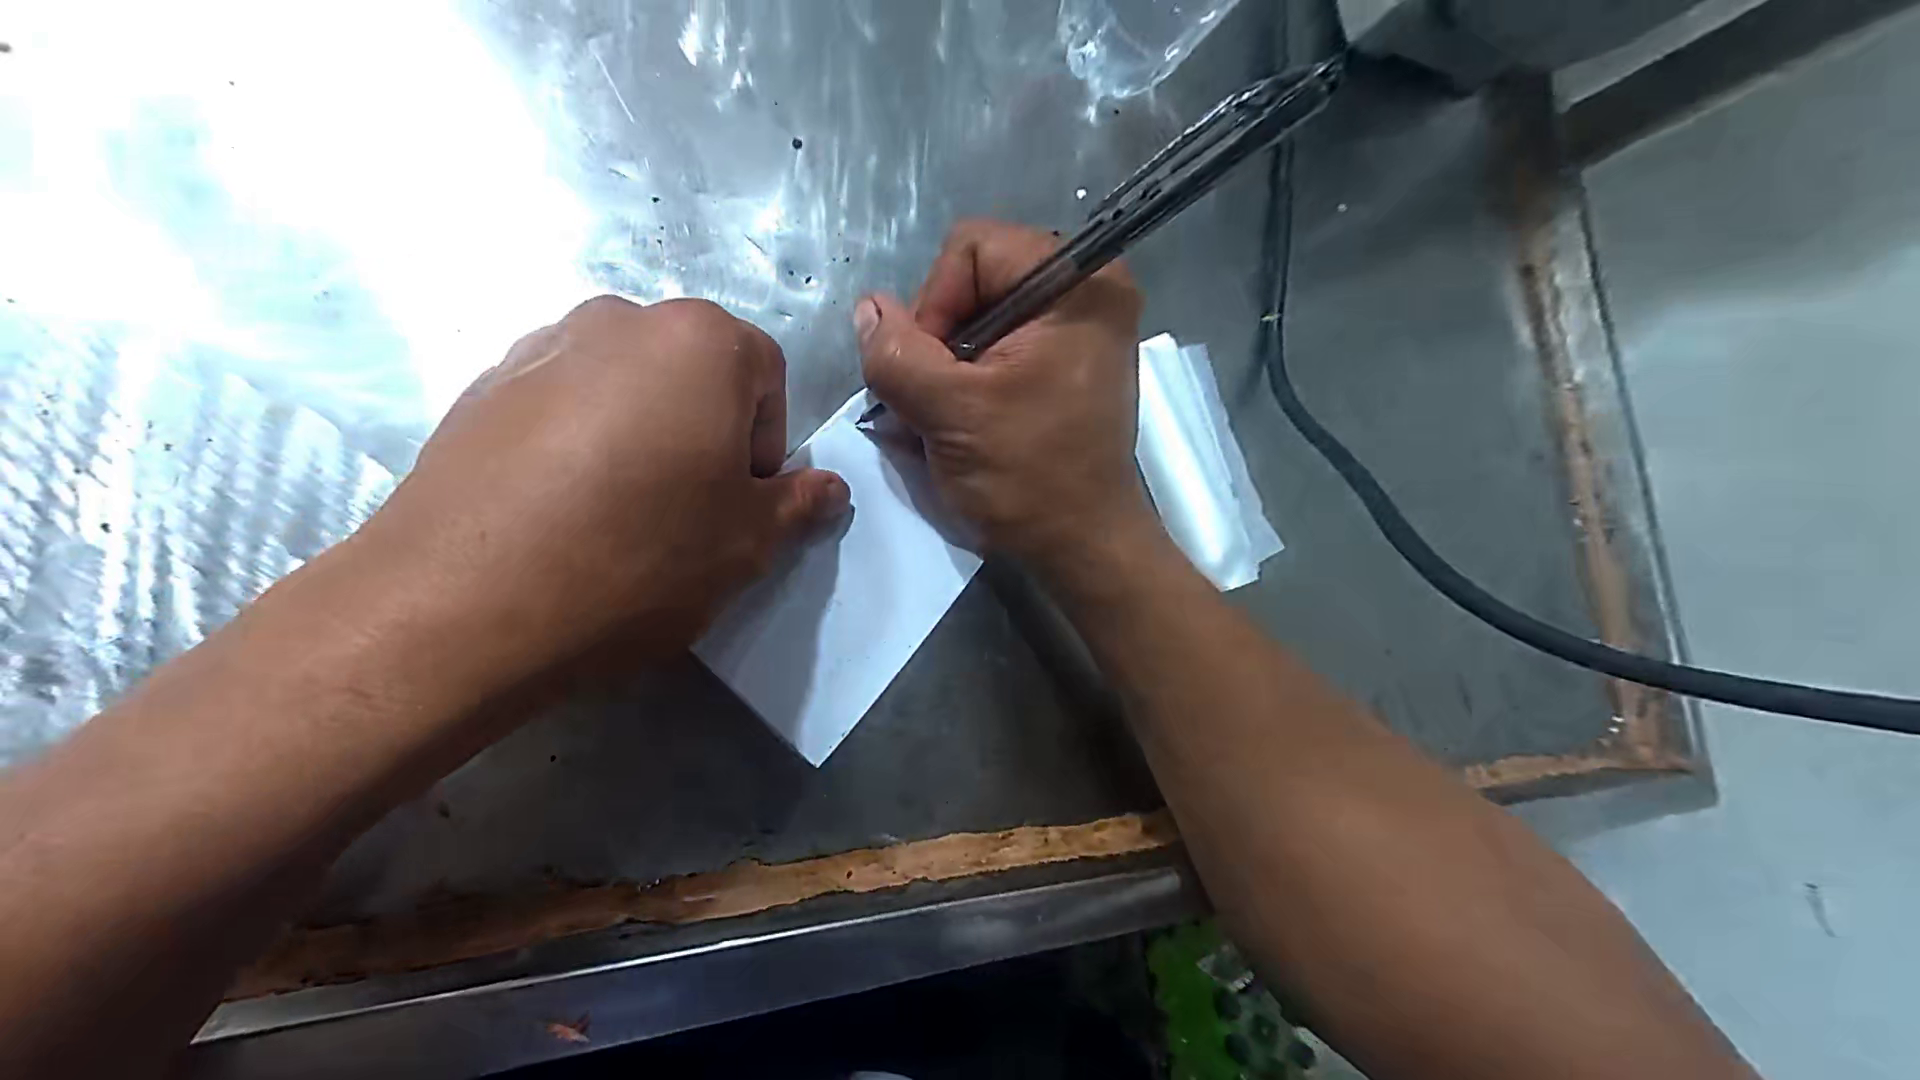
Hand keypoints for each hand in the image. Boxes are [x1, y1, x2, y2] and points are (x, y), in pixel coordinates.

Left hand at [347, 296, 848, 689]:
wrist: (461, 604)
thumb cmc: (640, 558)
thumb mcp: (747, 542)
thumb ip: (801, 503)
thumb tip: (832, 488)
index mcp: (700, 341)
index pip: (767, 375)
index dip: (767, 441)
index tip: (740, 499)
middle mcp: (621, 319)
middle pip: (698, 371)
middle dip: (710, 431)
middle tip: (690, 505)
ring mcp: (542, 344)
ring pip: (632, 384)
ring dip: (649, 433)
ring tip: (623, 508)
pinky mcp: (481, 384)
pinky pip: (567, 400)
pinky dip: (585, 438)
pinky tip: (566, 505)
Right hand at [856, 220, 1152, 574]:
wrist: (1082, 546)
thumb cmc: (1028, 478)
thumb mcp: (948, 412)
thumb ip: (895, 353)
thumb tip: (869, 309)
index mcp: (1079, 283)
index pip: (971, 249)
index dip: (933, 305)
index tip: (932, 373)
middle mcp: (1088, 293)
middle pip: (975, 282)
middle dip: (938, 342)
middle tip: (929, 402)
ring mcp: (1078, 333)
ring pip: (980, 322)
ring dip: (946, 369)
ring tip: (939, 420)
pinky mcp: (1066, 367)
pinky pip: (998, 351)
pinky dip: (968, 382)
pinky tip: (958, 423)